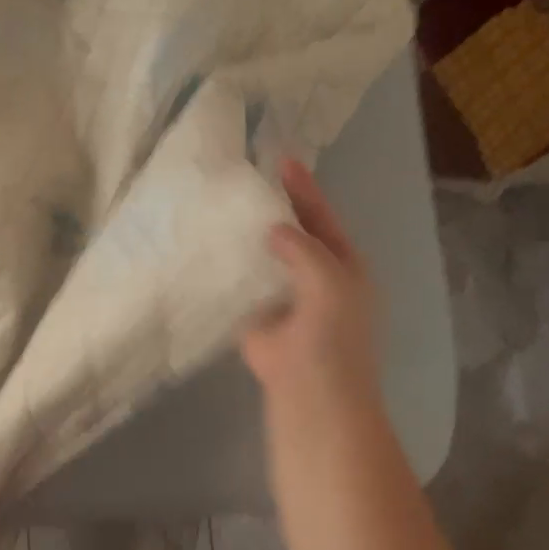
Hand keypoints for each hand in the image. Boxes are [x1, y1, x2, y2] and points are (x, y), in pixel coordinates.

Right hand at [242, 159, 380, 416]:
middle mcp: (313, 275)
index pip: (321, 218)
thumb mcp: (330, 281)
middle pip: (290, 233)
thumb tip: (272, 228)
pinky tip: (206, 246)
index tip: (282, 160)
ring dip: (245, 236)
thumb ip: (304, 249)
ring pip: (262, 256)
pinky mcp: (253, 314)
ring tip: (218, 206)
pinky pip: (239, 283)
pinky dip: (226, 266)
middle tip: (243, 178)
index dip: (303, 190)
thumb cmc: (332, 335)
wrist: (310, 389)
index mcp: (342, 265)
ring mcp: (282, 295)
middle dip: (271, 209)